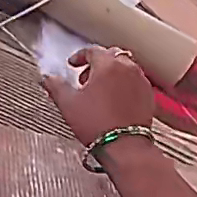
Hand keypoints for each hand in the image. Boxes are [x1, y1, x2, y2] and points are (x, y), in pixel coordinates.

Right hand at [40, 47, 155, 151]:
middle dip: (96, 64)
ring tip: (98, 91)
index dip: (79, 56)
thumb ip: (56, 86)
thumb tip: (48, 79)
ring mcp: (140, 82)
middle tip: (84, 77)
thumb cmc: (98, 125)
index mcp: (107, 65)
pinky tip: (113, 101)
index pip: (92, 51)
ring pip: (124, 68)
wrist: (124, 146)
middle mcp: (127, 69)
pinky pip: (134, 83)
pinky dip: (123, 85)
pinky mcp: (148, 96)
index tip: (73, 64)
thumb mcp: (68, 103)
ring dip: (110, 74)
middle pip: (111, 56)